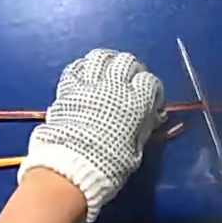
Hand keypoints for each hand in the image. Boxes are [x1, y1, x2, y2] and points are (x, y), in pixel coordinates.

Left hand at [17, 49, 164, 222]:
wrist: (70, 165)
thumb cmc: (107, 164)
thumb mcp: (135, 150)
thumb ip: (142, 127)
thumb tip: (150, 116)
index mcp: (135, 103)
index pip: (149, 82)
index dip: (152, 89)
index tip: (151, 98)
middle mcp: (113, 87)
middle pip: (126, 61)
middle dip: (132, 68)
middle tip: (131, 78)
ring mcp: (89, 84)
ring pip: (100, 57)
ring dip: (108, 60)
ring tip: (108, 68)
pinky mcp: (68, 87)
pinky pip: (76, 68)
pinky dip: (83, 67)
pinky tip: (86, 73)